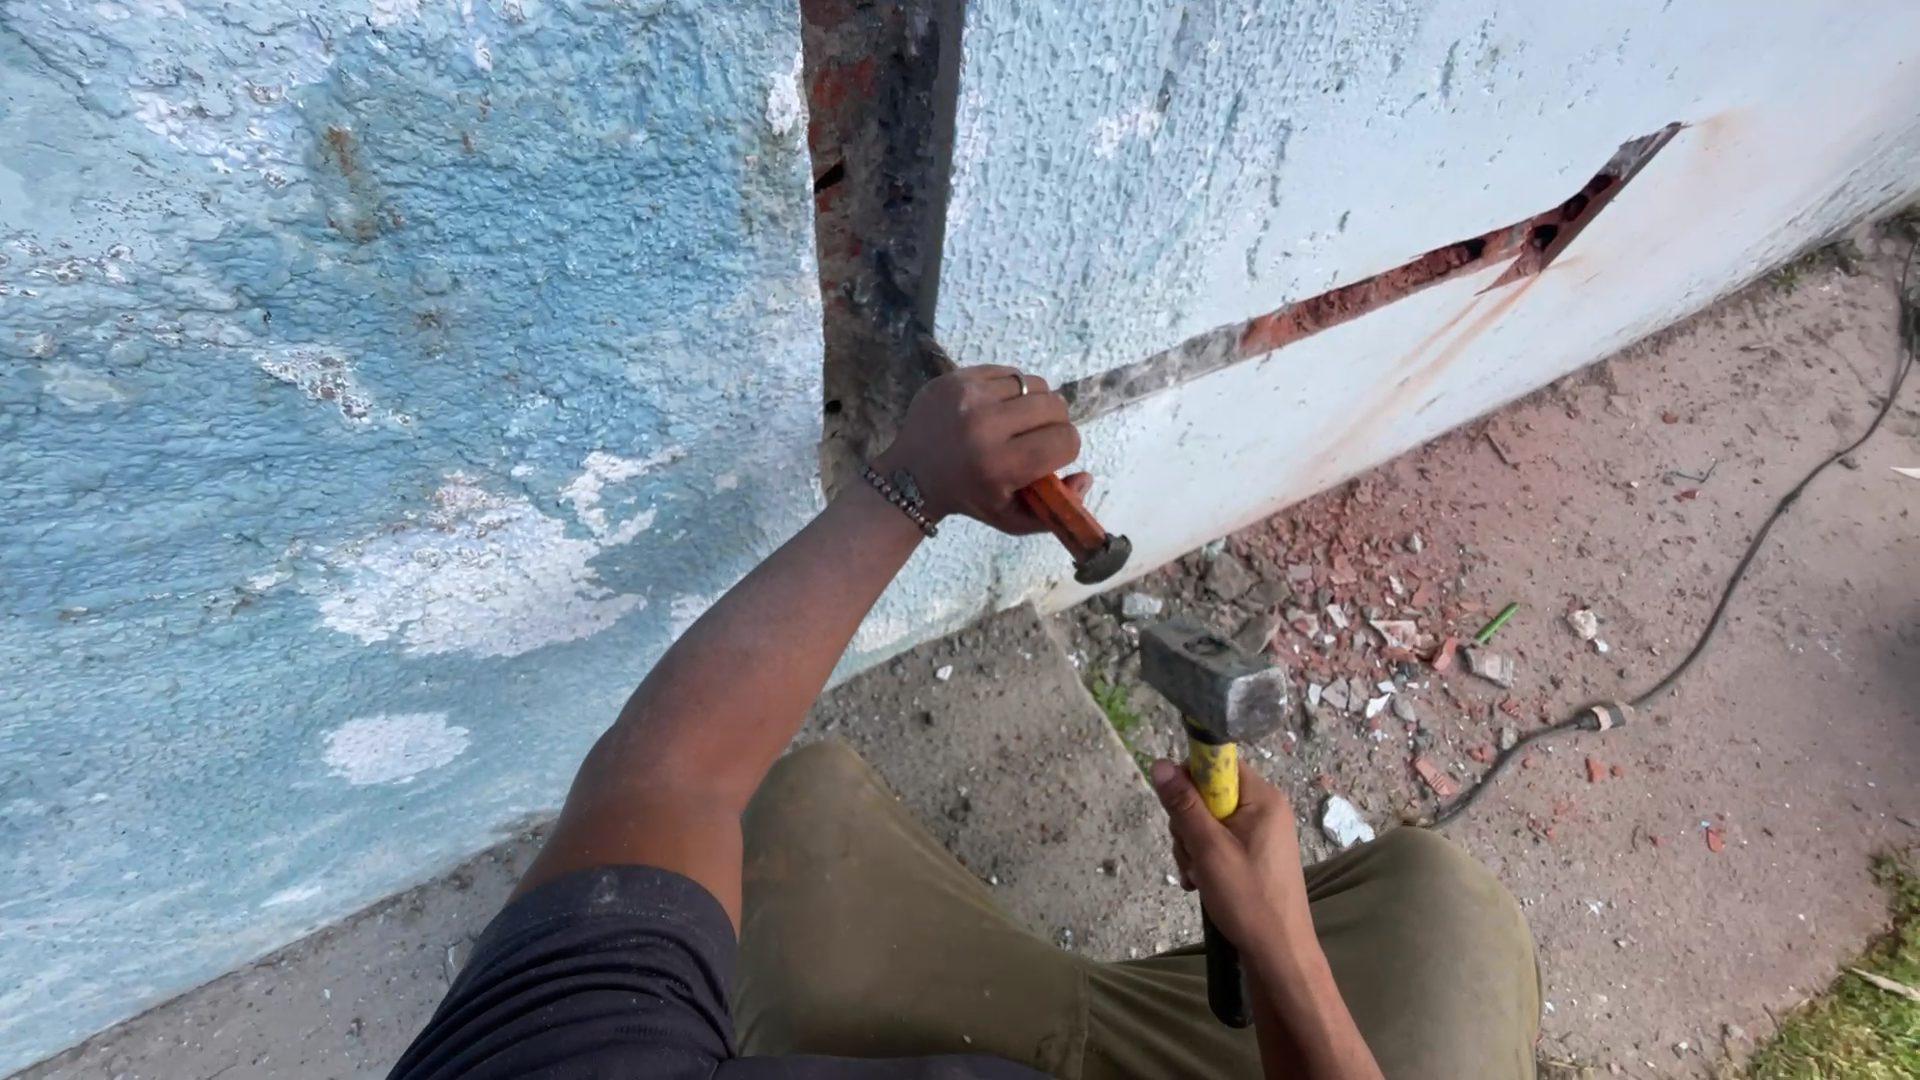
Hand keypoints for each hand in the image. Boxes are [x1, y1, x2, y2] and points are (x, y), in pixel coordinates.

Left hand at [873, 365, 1092, 535]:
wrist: (911, 475)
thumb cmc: (969, 498)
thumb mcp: (1012, 518)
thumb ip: (1057, 508)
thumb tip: (1085, 476)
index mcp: (1000, 464)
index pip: (1065, 441)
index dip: (1065, 449)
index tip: (1050, 456)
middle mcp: (984, 426)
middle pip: (1056, 407)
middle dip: (1054, 423)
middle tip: (1035, 436)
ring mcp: (968, 396)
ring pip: (1035, 384)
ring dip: (1035, 403)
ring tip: (1017, 421)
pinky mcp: (957, 377)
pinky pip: (1010, 373)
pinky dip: (1012, 390)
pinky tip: (997, 408)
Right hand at [1152, 759, 1314, 955]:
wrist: (1279, 957)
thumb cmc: (1247, 898)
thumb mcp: (1208, 848)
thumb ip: (1183, 804)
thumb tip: (1160, 763)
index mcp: (1262, 797)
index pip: (1216, 764)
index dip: (1191, 781)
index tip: (1179, 810)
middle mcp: (1265, 808)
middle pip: (1207, 793)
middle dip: (1188, 822)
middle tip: (1190, 852)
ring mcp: (1261, 832)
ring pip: (1207, 819)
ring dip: (1192, 844)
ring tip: (1196, 875)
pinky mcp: (1255, 853)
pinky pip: (1218, 839)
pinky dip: (1204, 857)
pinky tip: (1200, 881)